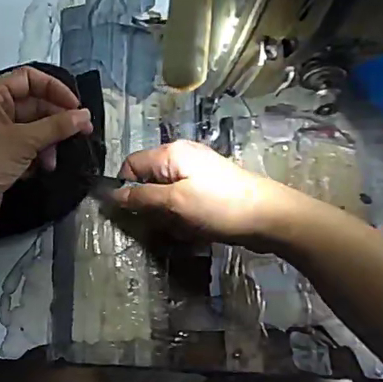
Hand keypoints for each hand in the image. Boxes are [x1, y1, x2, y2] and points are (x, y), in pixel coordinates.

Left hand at [0, 67, 94, 230]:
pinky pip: (25, 146)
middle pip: (33, 104)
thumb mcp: (24, 142)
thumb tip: (85, 116)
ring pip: (31, 128)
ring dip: (48, 142)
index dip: (55, 89)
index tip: (77, 107)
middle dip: (56, 120)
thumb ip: (57, 126)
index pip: (29, 79)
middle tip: (82, 133)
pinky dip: (37, 155)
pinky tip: (44, 168)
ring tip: (54, 160)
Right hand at [108, 141, 310, 249]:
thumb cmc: (219, 206)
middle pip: (148, 181)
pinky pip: (183, 201)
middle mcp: (182, 157)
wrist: (270, 217)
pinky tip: (196, 228)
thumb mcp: (174, 203)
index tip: (132, 213)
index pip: (130, 165)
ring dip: (168, 215)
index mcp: (170, 153)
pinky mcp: (209, 188)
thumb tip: (113, 195)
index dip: (125, 189)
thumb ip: (141, 198)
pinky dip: (184, 216)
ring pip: (165, 195)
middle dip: (150, 206)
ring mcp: (198, 172)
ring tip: (185, 228)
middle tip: (164, 223)